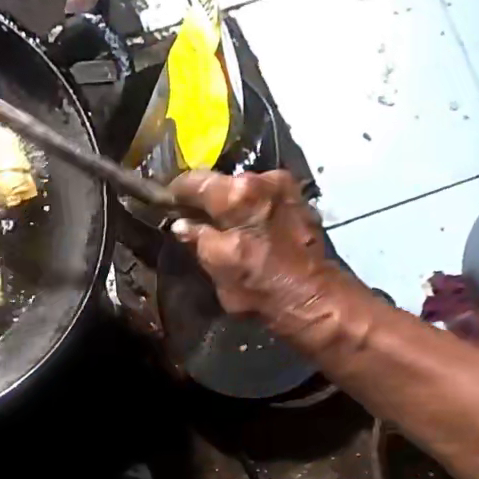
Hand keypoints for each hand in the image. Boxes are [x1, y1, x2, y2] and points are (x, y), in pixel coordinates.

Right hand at [169, 170, 342, 327]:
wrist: (312, 299)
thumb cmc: (258, 285)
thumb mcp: (216, 264)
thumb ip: (196, 239)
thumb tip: (181, 224)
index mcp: (238, 192)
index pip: (194, 180)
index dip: (175, 194)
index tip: (166, 206)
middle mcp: (263, 179)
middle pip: (221, 182)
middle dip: (205, 200)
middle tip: (190, 219)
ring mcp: (285, 188)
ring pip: (244, 190)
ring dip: (229, 205)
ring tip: (219, 226)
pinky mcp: (300, 201)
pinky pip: (263, 199)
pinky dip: (251, 210)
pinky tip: (246, 230)